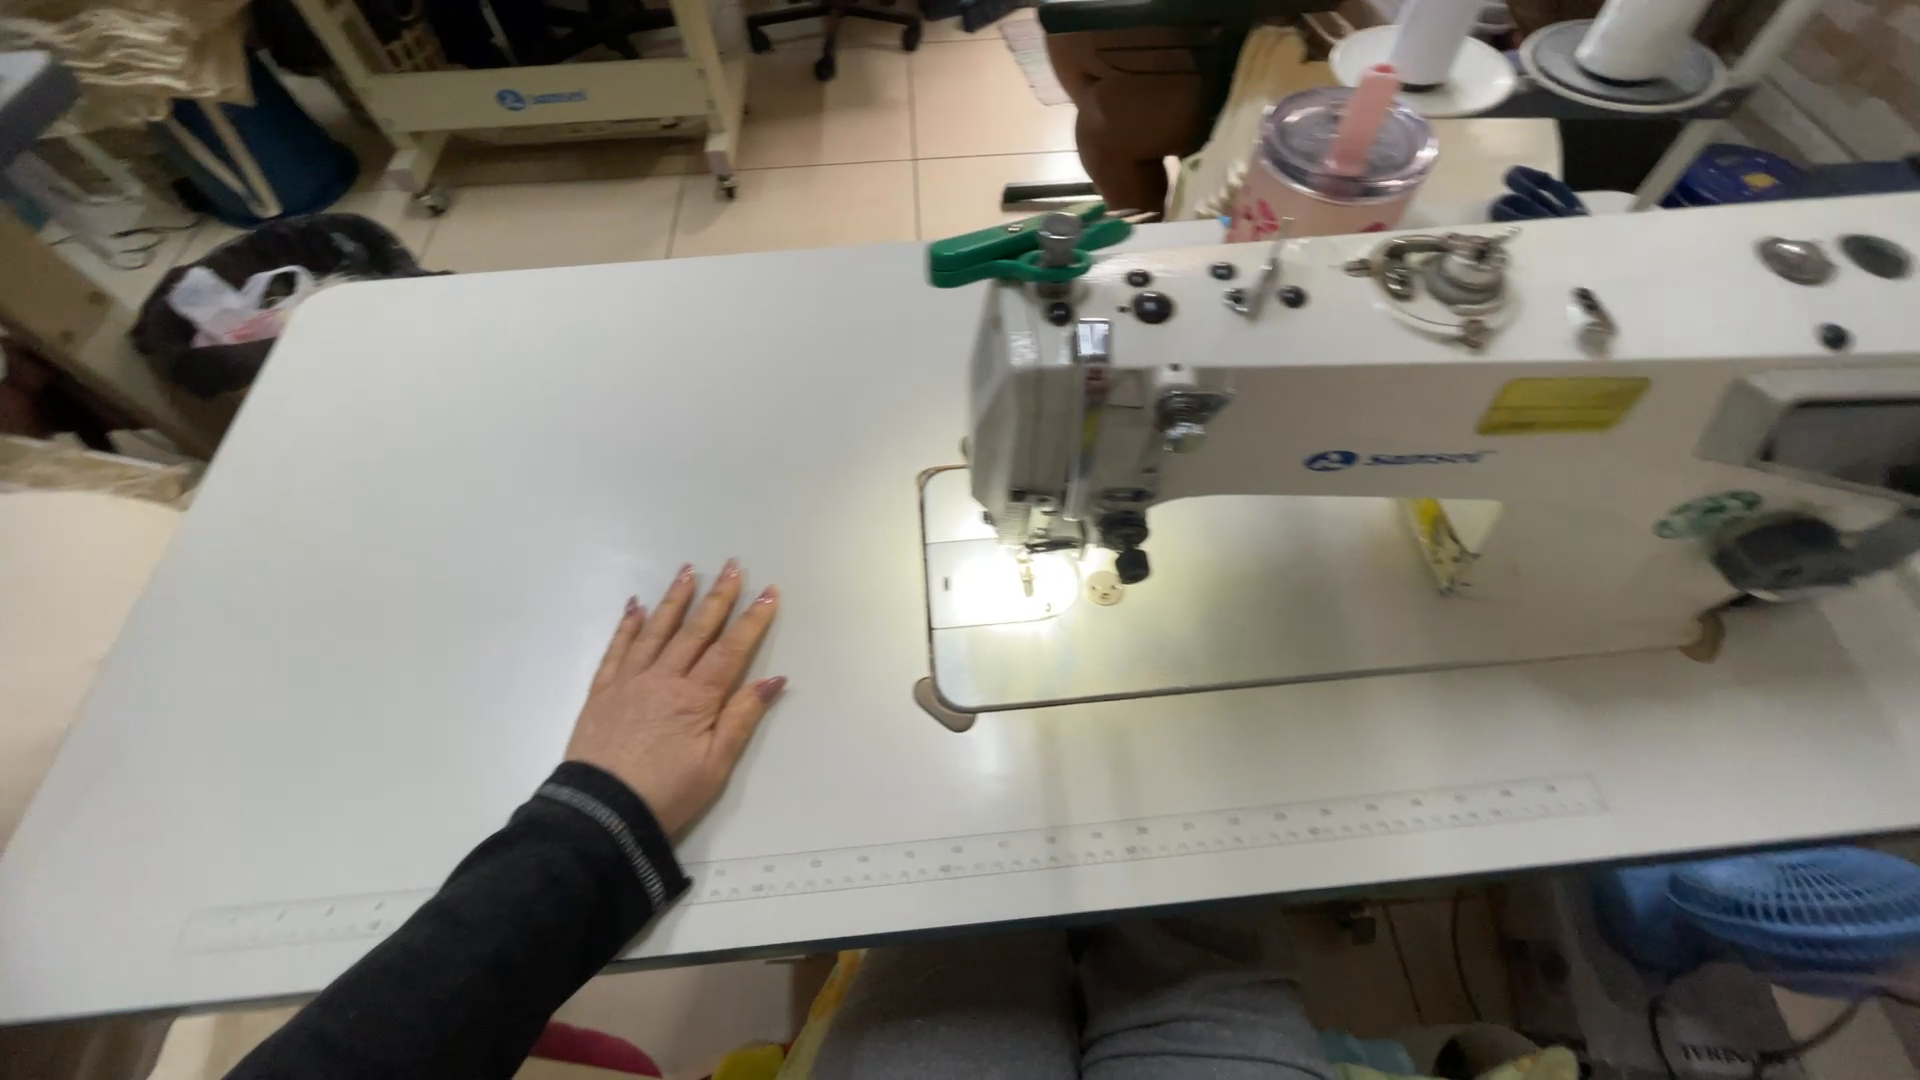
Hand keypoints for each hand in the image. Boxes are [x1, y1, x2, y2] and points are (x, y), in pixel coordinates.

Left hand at [565, 561, 784, 835]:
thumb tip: (773, 680)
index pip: (731, 649)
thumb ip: (742, 717)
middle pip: (696, 630)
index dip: (752, 620)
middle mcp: (663, 679)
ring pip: (657, 631)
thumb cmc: (665, 793)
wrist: (599, 816)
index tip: (769, 593)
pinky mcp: (602, 692)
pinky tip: (637, 606)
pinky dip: (628, 625)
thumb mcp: (715, 765)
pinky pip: (617, 649)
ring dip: (676, 599)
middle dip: (719, 597)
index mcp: (695, 697)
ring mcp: (629, 681)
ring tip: (690, 571)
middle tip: (734, 566)